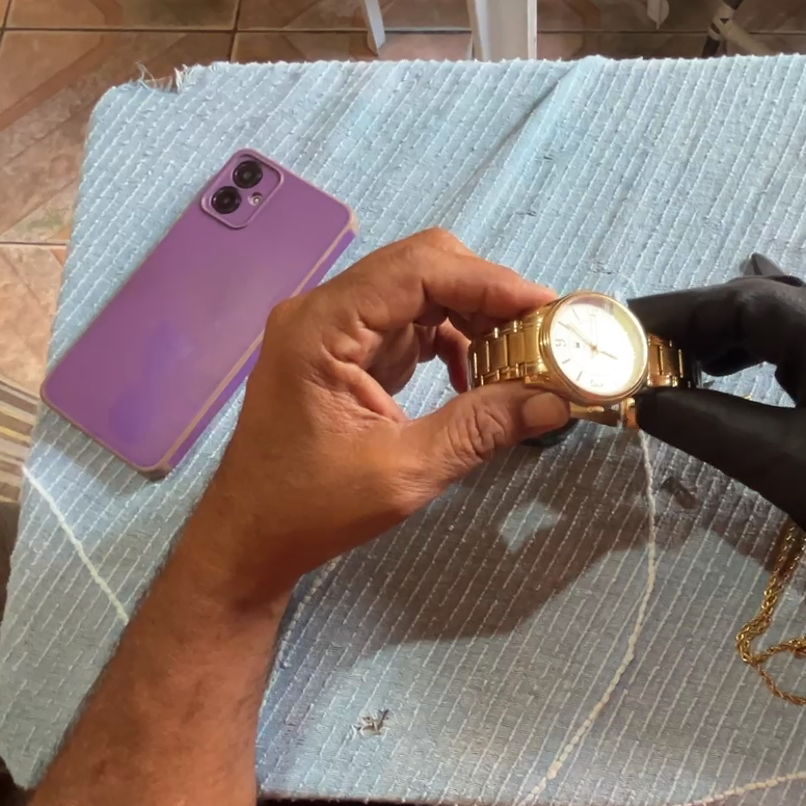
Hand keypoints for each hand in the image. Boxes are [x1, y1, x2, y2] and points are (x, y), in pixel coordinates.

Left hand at [177, 230, 570, 607]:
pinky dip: (450, 342)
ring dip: (473, 317)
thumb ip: (481, 428)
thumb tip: (555, 401)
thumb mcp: (405, 470)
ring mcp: (334, 330)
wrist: (251, 537)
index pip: (418, 269)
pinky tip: (476, 377)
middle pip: (420, 268)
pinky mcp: (346, 353)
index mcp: (324, 327)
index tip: (548, 309)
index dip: (490, 282)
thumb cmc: (312, 508)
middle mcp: (325, 312)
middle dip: (486, 295)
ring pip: (419, 293)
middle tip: (540, 332)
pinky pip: (408, 326)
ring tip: (519, 355)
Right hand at [630, 275, 805, 639]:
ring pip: (776, 331)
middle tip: (635, 360)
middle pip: (759, 308)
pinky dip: (750, 367)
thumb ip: (708, 427)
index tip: (620, 331)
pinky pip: (796, 355)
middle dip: (692, 330)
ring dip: (719, 347)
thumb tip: (639, 403)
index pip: (745, 301)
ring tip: (669, 374)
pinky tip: (723, 381)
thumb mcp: (788, 467)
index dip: (676, 312)